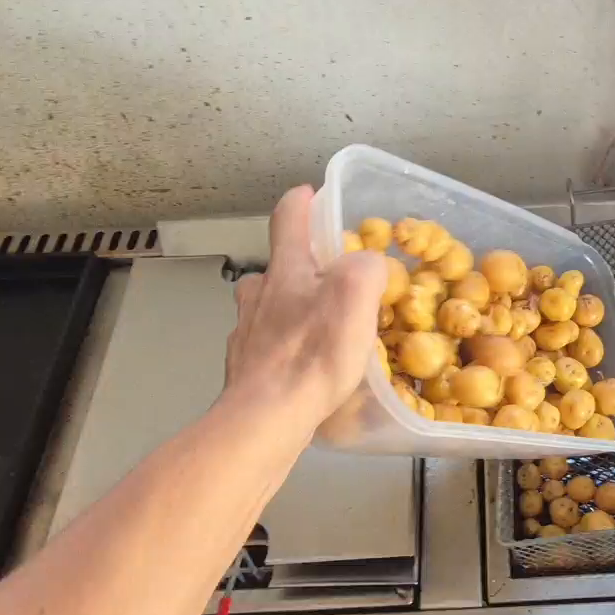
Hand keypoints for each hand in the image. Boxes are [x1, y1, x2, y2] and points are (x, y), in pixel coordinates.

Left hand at [222, 185, 386, 440]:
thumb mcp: (355, 296)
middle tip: (336, 283)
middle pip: (280, 267)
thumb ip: (366, 268)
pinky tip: (307, 369)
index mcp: (285, 269)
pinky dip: (288, 349)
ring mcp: (247, 333)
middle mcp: (259, 294)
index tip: (314, 195)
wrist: (266, 419)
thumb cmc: (313, 354)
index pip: (289, 217)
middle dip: (306, 268)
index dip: (304, 202)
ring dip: (294, 310)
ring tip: (325, 330)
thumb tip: (369, 266)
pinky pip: (271, 347)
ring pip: (272, 308)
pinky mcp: (246, 370)